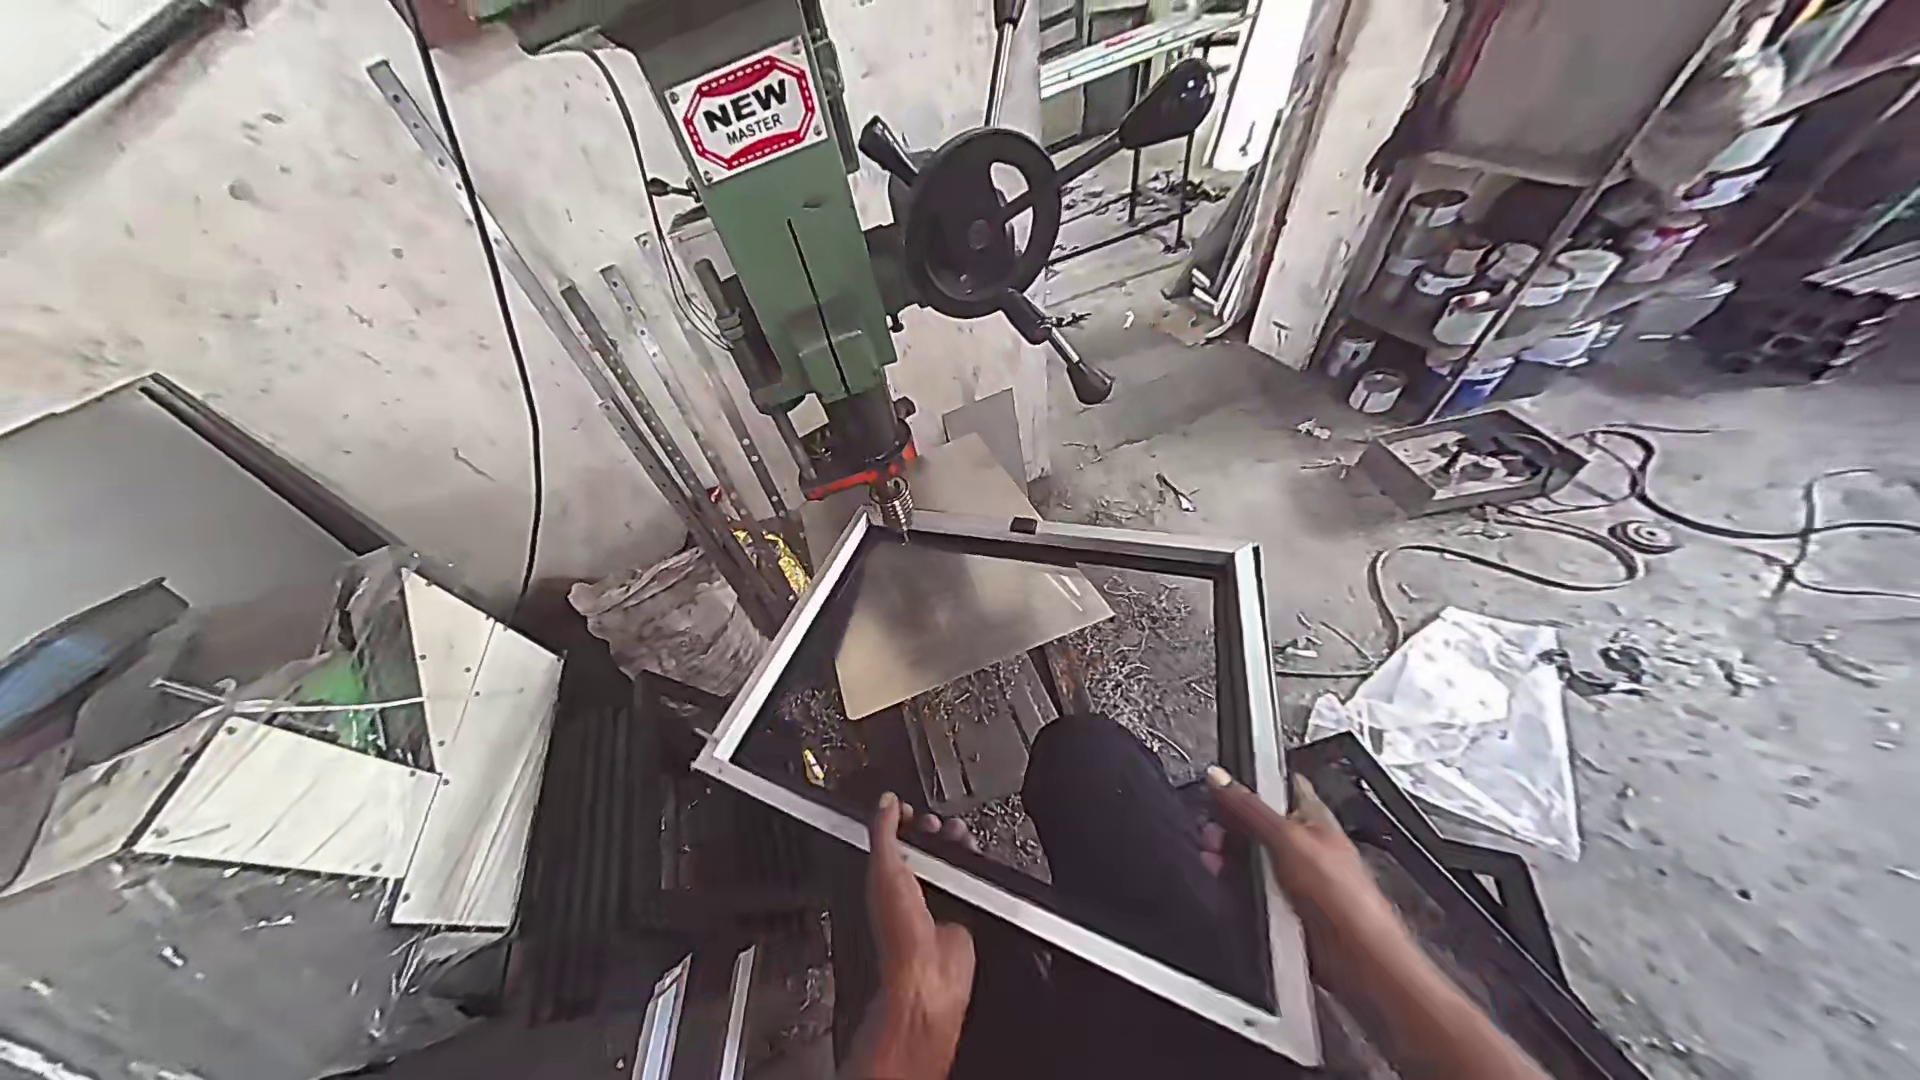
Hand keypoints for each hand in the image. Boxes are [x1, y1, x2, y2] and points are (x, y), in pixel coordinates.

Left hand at [845, 792, 975, 1079]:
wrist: (927, 974)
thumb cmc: (898, 932)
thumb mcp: (884, 868)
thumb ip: (883, 831)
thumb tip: (885, 801)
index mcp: (884, 877)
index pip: (893, 837)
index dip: (902, 820)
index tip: (910, 809)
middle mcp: (909, 887)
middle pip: (925, 845)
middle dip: (935, 829)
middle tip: (939, 824)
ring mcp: (936, 898)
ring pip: (949, 860)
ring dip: (957, 844)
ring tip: (960, 836)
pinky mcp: (961, 909)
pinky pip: (970, 880)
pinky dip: (975, 868)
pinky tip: (974, 860)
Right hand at [1206, 767, 1406, 959]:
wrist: (1359, 962)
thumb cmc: (1344, 898)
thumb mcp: (1287, 839)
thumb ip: (1250, 808)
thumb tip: (1219, 778)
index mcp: (1313, 817)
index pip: (1276, 785)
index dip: (1248, 784)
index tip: (1221, 787)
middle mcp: (1304, 844)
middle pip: (1256, 822)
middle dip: (1230, 825)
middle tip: (1215, 831)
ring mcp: (1294, 875)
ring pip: (1251, 854)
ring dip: (1228, 853)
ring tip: (1215, 856)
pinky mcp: (1284, 904)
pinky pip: (1251, 884)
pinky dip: (1234, 880)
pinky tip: (1225, 878)